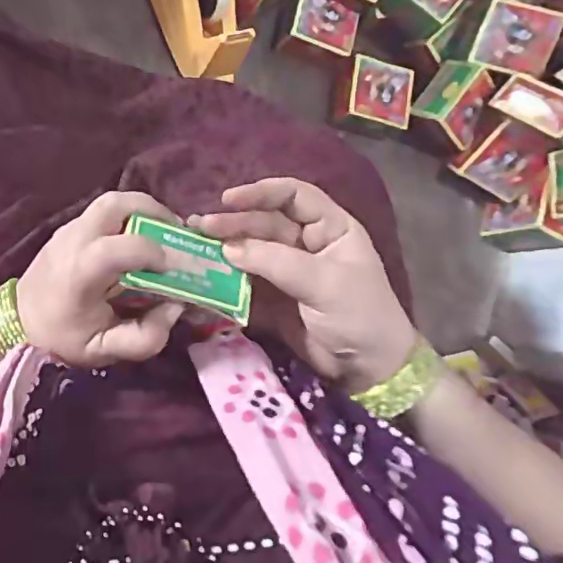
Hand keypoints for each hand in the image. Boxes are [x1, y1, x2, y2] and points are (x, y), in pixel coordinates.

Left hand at [17, 191, 187, 365]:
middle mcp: (74, 241)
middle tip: (175, 232)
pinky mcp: (67, 229)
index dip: (155, 253)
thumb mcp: (104, 350)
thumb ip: (144, 337)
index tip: (172, 268)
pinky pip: (102, 212)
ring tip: (160, 232)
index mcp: (81, 272)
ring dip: (141, 210)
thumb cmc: (61, 338)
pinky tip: (135, 241)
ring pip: (110, 202)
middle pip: (117, 204)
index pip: (123, 246)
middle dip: (153, 212)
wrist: (19, 323)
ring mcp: (68, 230)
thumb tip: (175, 307)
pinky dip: (126, 218)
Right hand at [189, 178, 417, 390]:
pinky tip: (206, 270)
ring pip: (252, 248)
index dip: (261, 193)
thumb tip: (228, 248)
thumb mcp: (324, 283)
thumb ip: (276, 262)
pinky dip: (225, 274)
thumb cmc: (359, 315)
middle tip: (201, 228)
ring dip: (225, 245)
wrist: (367, 369)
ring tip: (196, 243)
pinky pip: (245, 277)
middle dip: (234, 222)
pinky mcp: (273, 295)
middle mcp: (308, 242)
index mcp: (331, 228)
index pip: (294, 196)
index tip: (228, 200)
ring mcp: (288, 269)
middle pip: (265, 221)